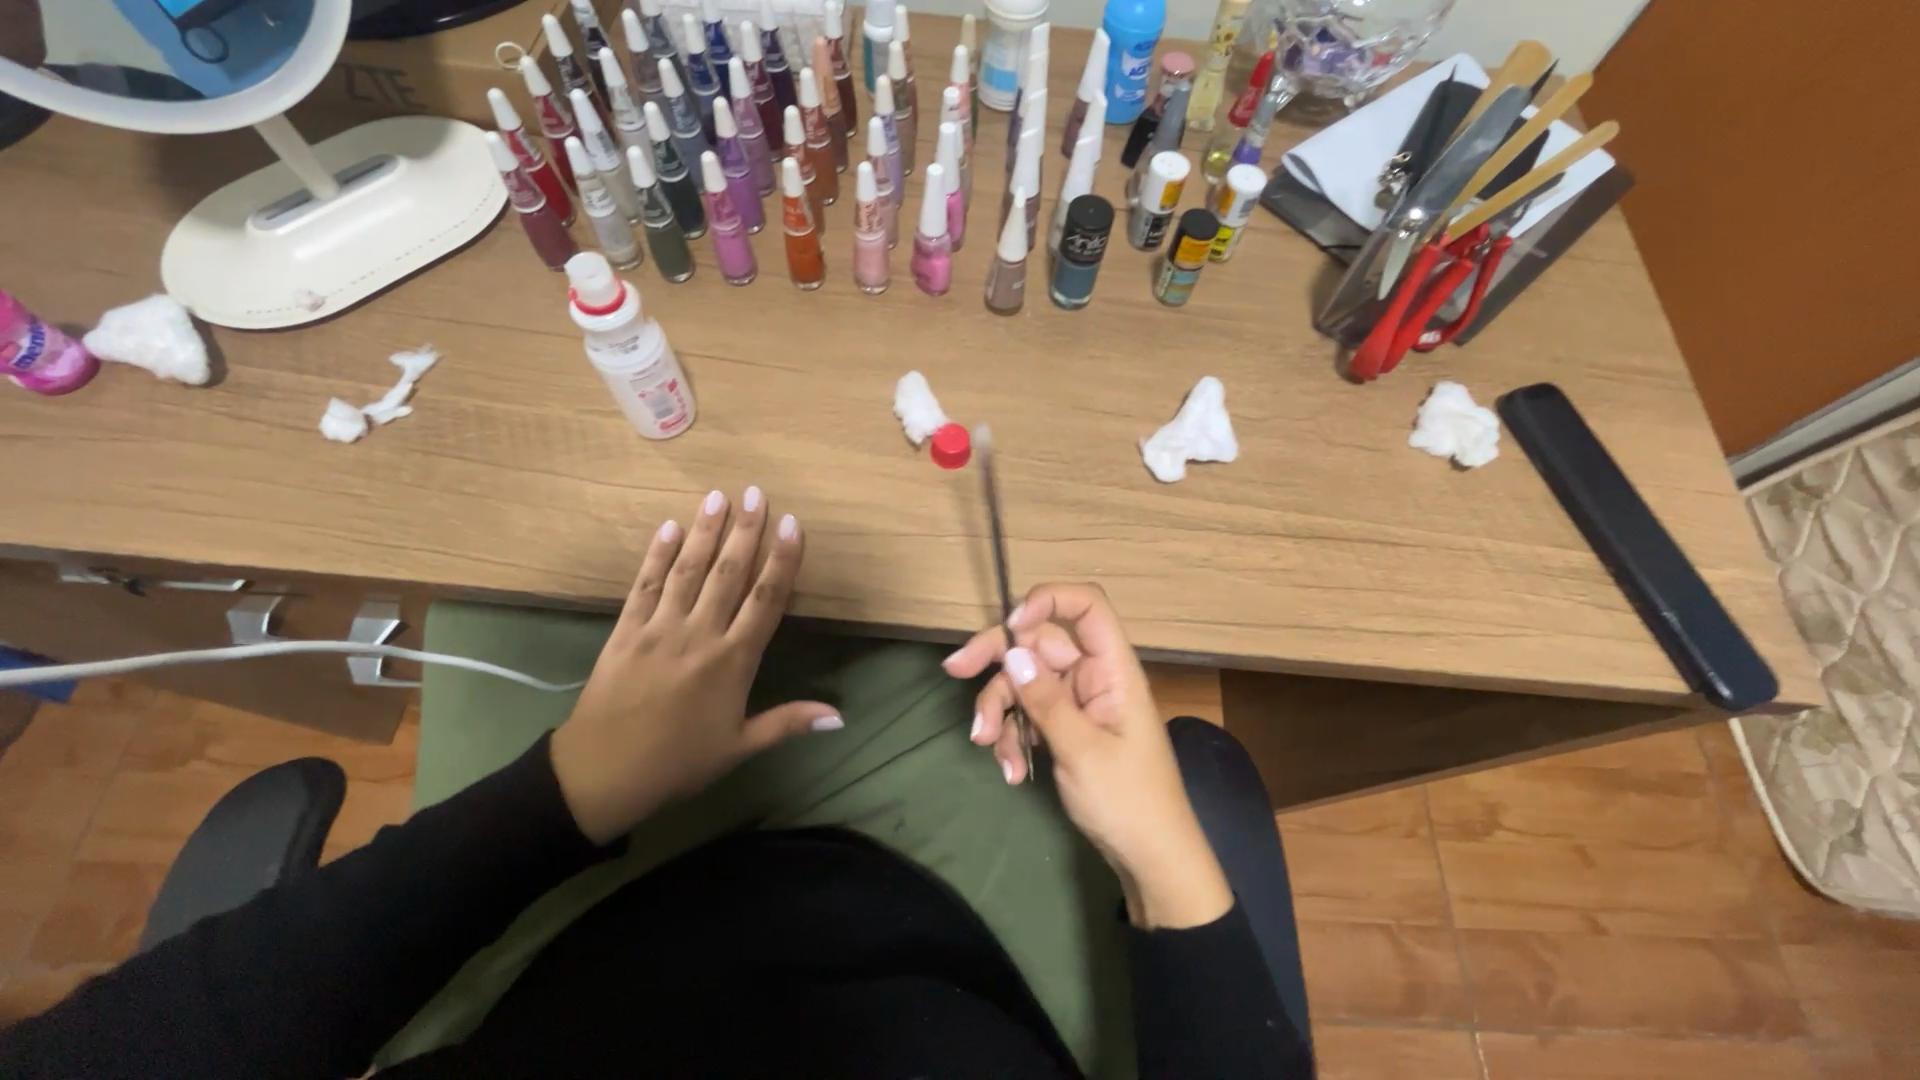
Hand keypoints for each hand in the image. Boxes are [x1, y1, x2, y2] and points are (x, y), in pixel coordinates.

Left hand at [549, 488, 840, 844]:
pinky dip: (657, 555)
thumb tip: (841, 716)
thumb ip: (788, 723)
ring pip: (688, 570)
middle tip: (756, 492)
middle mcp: (699, 634)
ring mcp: (659, 628)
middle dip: (745, 531)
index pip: (766, 600)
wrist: (601, 773)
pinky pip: (645, 585)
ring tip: (718, 497)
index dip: (782, 560)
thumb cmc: (679, 763)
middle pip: (729, 573)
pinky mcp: (626, 630)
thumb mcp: (740, 747)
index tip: (793, 525)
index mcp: (732, 661)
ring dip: (705, 532)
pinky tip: (669, 528)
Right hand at [942, 584, 1231, 928]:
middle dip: (997, 660)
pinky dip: (1011, 737)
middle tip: (954, 671)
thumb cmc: (1128, 801)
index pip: (1087, 607)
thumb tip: (1013, 652)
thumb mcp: (1082, 751)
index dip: (1047, 601)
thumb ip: (1045, 699)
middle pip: (1038, 644)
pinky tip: (1011, 771)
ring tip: (986, 746)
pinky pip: (1027, 715)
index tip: (1009, 625)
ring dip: (999, 710)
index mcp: (1112, 670)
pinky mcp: (1064, 729)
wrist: (1149, 859)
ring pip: (1024, 682)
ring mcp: (1077, 703)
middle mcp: (1093, 677)